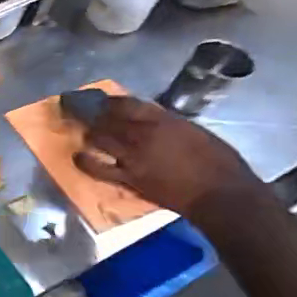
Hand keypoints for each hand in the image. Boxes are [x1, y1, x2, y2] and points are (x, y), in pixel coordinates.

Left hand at [74, 94, 264, 218]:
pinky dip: (85, 161)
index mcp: (162, 120)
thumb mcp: (194, 131)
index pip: (126, 104)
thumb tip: (149, 120)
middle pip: (107, 119)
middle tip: (84, 115)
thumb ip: (168, 123)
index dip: (110, 102)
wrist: (218, 194)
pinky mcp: (128, 179)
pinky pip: (99, 168)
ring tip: (86, 133)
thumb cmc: (218, 161)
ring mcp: (132, 157)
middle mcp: (142, 134)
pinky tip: (78, 157)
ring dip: (90, 134)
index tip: (103, 102)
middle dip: (93, 115)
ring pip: (100, 139)